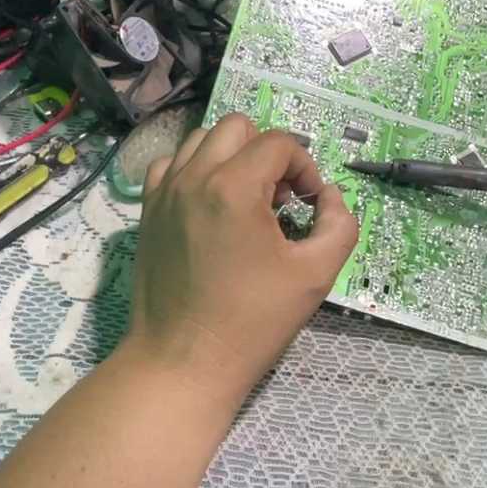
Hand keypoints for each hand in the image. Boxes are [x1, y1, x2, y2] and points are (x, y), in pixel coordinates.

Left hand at [124, 114, 360, 407]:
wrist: (181, 361)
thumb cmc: (251, 322)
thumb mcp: (315, 276)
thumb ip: (338, 225)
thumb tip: (329, 195)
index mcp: (234, 187)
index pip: (278, 143)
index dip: (304, 167)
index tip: (309, 204)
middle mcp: (194, 175)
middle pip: (238, 126)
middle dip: (267, 153)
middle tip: (278, 198)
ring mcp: (164, 189)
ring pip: (202, 138)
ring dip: (231, 156)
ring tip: (245, 199)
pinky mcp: (148, 208)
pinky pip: (172, 163)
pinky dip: (195, 169)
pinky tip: (209, 204)